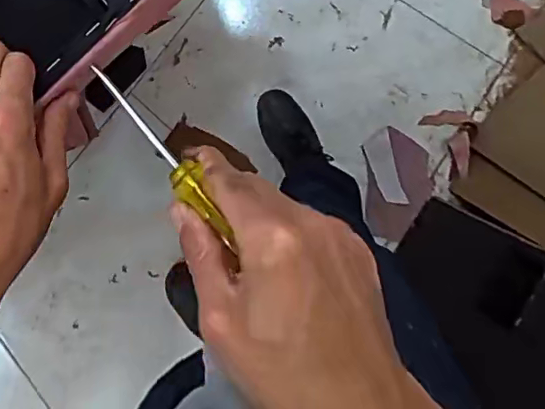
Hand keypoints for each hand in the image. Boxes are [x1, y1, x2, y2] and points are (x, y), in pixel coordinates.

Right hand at [173, 149, 439, 408]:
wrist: (359, 402)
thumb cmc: (285, 372)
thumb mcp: (222, 321)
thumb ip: (201, 255)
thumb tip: (184, 212)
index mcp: (272, 236)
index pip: (230, 181)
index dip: (206, 166)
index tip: (190, 159)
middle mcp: (308, 221)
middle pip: (258, 189)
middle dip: (230, 195)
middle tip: (208, 217)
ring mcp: (337, 231)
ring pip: (286, 206)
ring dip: (262, 217)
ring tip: (251, 262)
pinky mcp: (356, 245)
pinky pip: (313, 224)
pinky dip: (293, 233)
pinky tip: (289, 272)